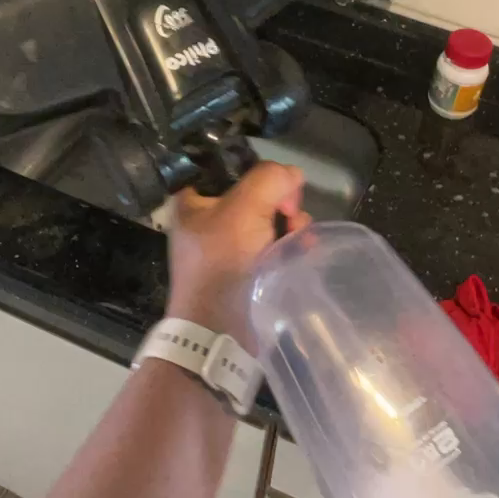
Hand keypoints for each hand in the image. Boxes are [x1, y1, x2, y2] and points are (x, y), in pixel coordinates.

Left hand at [166, 163, 310, 349]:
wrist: (220, 330)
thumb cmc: (222, 265)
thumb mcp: (242, 211)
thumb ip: (269, 180)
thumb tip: (292, 175)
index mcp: (194, 200)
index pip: (230, 166)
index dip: (258, 170)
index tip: (276, 183)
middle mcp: (210, 218)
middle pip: (258, 191)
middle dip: (281, 201)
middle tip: (289, 215)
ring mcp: (231, 244)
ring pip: (271, 216)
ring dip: (292, 222)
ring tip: (299, 237)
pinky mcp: (249, 265)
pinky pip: (276, 242)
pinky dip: (292, 242)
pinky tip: (304, 248)